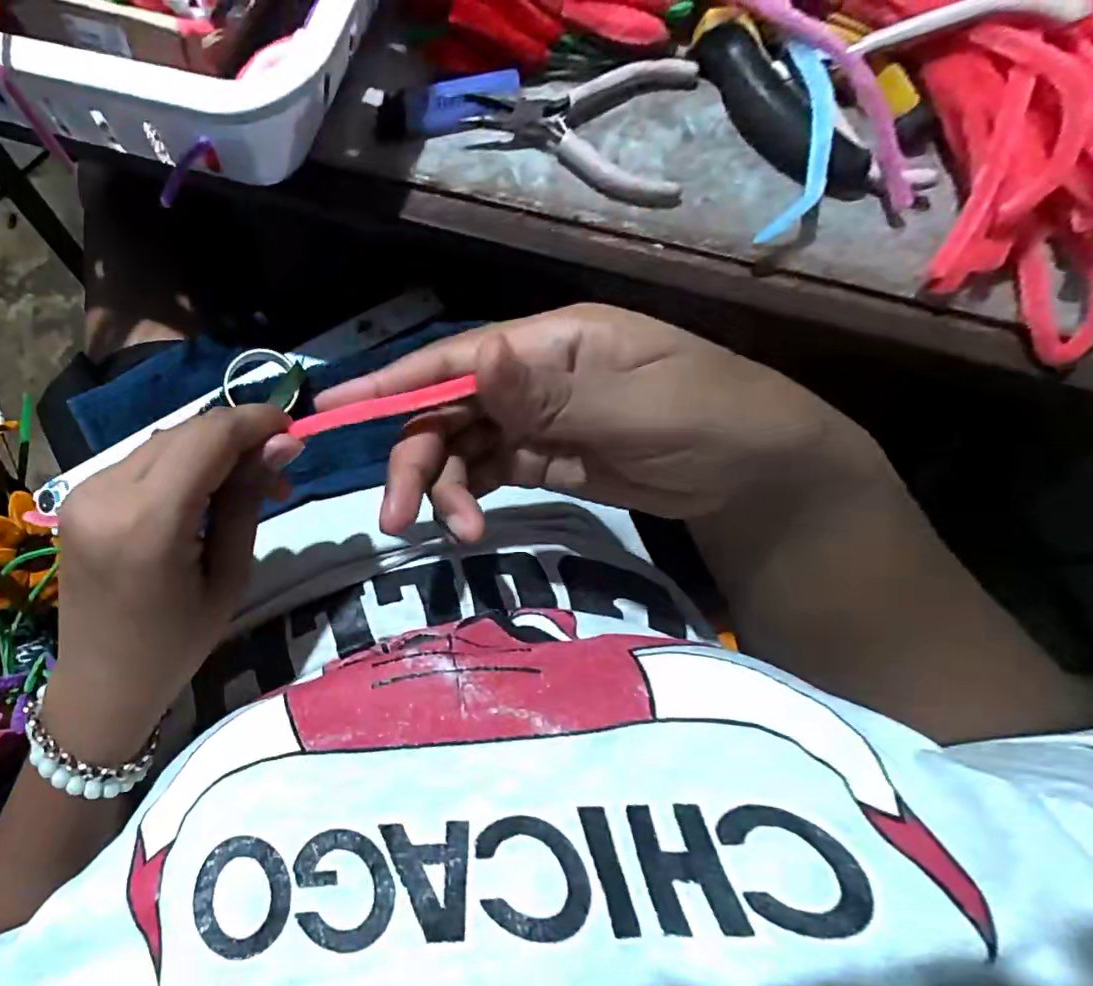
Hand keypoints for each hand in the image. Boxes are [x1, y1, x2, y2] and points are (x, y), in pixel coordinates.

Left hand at [48, 405, 292, 761]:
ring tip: (244, 487)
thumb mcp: (229, 577)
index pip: (208, 437)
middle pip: (185, 432)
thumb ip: (247, 501)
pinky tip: (200, 494)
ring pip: (163, 442)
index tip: (292, 430)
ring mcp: (82, 491)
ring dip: (208, 450)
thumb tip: (282, 445)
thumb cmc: (176, 646)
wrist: (102, 684)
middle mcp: (105, 493)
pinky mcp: (76, 496)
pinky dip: (178, 466)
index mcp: (147, 523)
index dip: (255, 422)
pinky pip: (140, 462)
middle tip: (276, 471)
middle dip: (236, 438)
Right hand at [314, 304, 884, 540]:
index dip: (393, 382)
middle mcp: (529, 376)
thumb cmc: (711, 419)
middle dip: (416, 460)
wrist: (756, 475)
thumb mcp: (637, 405)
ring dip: (443, 490)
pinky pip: (483, 475)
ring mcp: (532, 420)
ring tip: (459, 535)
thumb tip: (479, 358)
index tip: (336, 407)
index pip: (456, 358)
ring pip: (458, 449)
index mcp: (549, 342)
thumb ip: (552, 391)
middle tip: (397, 518)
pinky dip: (468, 500)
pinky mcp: (538, 459)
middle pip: (445, 411)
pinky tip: (471, 529)